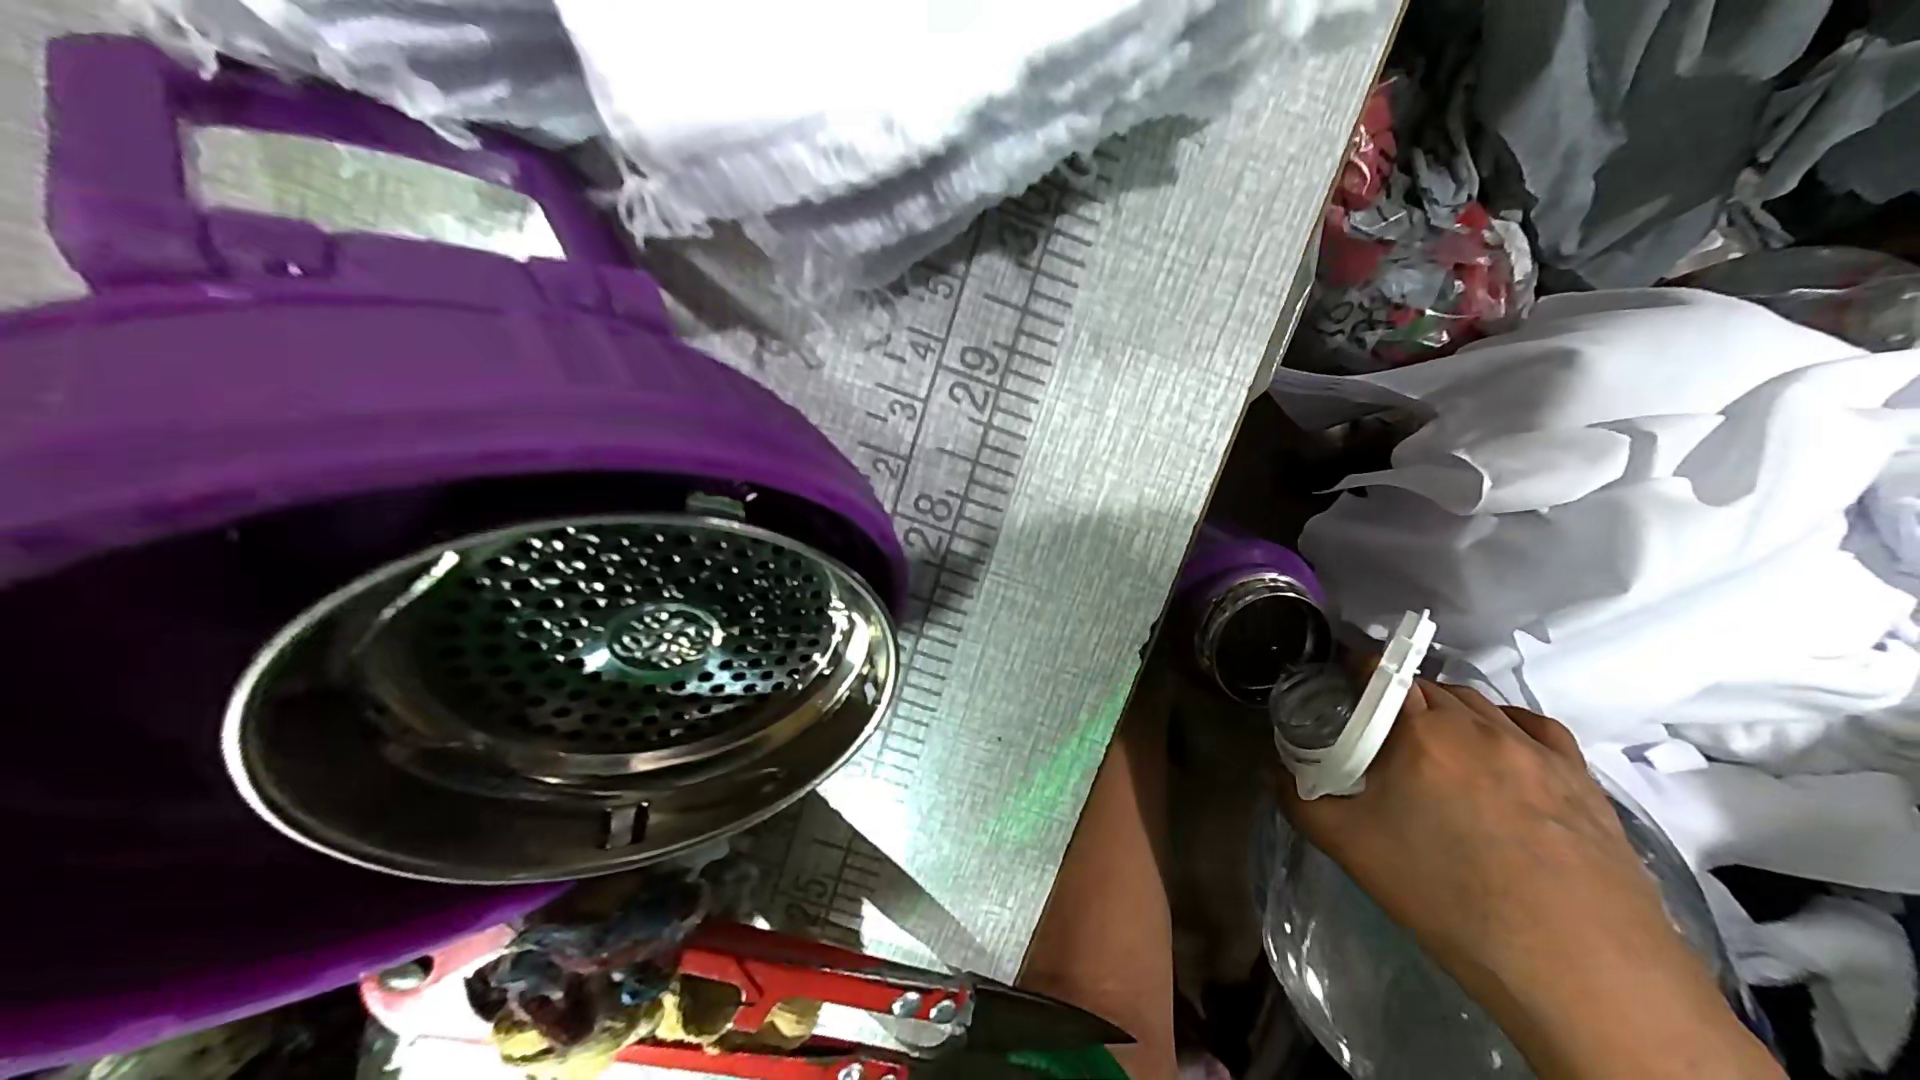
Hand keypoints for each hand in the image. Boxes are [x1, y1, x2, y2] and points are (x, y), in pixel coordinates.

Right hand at [1278, 677, 1781, 1079]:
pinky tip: (1499, 752)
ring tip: (1437, 750)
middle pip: (1430, 687)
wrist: (1575, 962)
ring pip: (1480, 705)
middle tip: (1383, 735)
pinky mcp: (1582, 778)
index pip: (1383, 673)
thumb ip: (1301, 800)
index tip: (1344, 692)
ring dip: (1450, 712)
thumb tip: (1275, 773)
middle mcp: (1479, 725)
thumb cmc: (1446, 894)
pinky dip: (1506, 726)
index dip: (1358, 673)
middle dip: (1400, 698)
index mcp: (1420, 731)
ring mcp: (1536, 748)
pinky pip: (1535, 727)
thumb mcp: (1349, 847)